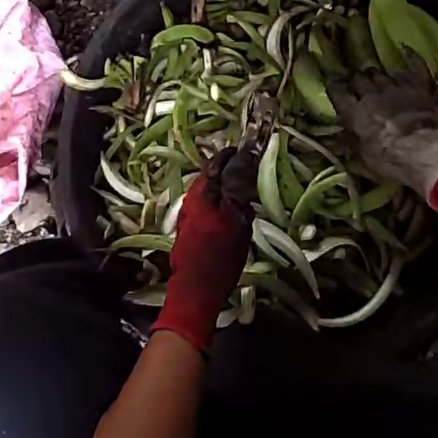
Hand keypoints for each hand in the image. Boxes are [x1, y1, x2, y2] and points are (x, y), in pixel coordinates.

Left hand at [153, 148, 257, 352]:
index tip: (250, 148)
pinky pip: (204, 197)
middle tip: (248, 161)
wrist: (194, 290)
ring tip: (241, 179)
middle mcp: (193, 197)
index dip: (235, 153)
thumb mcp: (239, 226)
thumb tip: (246, 172)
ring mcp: (188, 209)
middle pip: (211, 171)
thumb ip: (241, 197)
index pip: (220, 162)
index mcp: (205, 194)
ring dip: (222, 177)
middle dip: (229, 163)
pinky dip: (217, 192)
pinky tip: (229, 200)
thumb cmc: (220, 259)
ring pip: (207, 183)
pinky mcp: (187, 221)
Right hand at [330, 71, 437, 208]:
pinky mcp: (418, 87)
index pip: (338, 92)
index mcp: (355, 112)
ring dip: (376, 75)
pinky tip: (404, 56)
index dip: (334, 85)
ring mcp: (395, 88)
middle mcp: (372, 94)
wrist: (423, 150)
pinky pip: (409, 70)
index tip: (332, 81)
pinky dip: (404, 67)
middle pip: (359, 78)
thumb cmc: (389, 161)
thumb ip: (353, 141)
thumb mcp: (362, 158)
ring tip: (376, 77)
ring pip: (381, 73)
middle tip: (356, 82)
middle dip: (356, 79)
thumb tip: (343, 136)